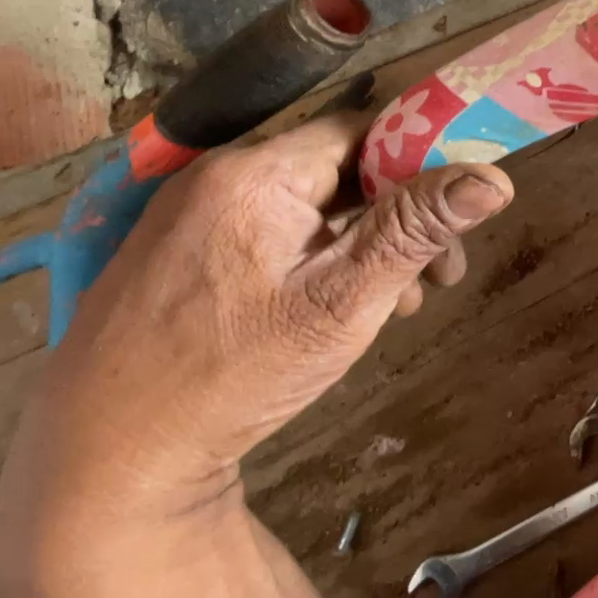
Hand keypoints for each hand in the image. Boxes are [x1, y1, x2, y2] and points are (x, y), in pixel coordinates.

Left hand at [0, 110, 512, 583]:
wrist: (101, 467)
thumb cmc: (234, 374)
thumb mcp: (344, 301)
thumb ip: (417, 229)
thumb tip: (496, 178)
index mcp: (256, 176)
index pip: (366, 130)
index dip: (424, 160)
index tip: (461, 209)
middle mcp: (219, 178)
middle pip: (343, 168)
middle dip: (405, 212)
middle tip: (443, 268)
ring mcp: (195, 215)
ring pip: (315, 202)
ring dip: (370, 237)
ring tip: (407, 296)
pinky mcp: (185, 251)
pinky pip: (277, 229)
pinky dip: (324, 253)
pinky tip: (348, 301)